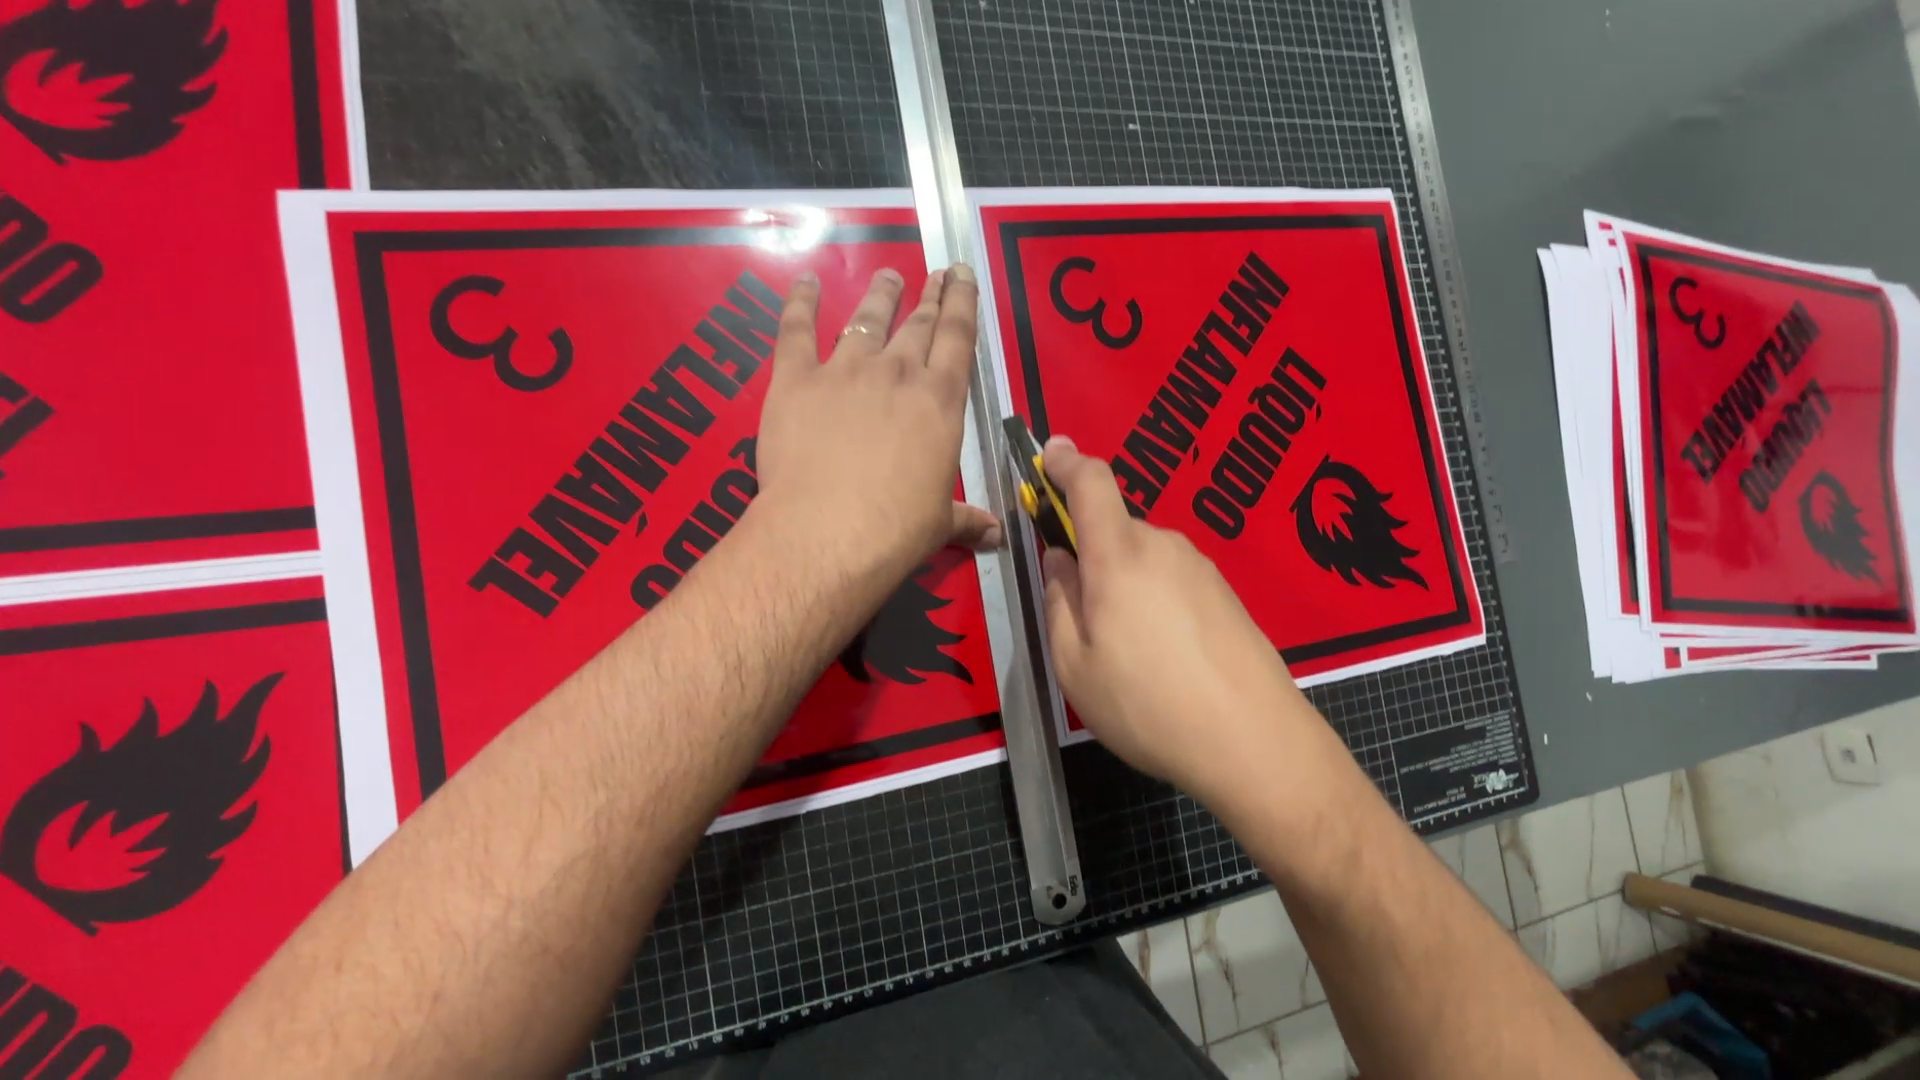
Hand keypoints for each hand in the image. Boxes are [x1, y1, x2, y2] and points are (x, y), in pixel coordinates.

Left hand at [753, 266, 999, 585]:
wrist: (828, 530)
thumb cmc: (896, 530)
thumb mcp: (939, 523)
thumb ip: (965, 518)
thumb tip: (995, 534)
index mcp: (941, 402)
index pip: (958, 339)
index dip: (962, 303)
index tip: (962, 276)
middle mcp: (898, 373)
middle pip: (918, 323)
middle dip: (930, 295)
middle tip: (935, 273)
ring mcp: (845, 371)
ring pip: (866, 319)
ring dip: (879, 294)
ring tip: (887, 276)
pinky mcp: (797, 379)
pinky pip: (797, 330)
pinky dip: (800, 302)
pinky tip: (806, 281)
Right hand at [1038, 437, 1349, 817]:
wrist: (1252, 742)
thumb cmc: (1146, 705)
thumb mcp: (1074, 665)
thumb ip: (1059, 601)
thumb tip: (1060, 559)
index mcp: (1119, 556)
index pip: (1091, 483)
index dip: (1065, 463)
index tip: (1047, 455)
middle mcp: (1163, 547)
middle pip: (1115, 529)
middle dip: (1090, 555)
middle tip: (1081, 619)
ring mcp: (1201, 569)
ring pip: (1143, 558)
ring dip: (1123, 583)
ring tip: (1125, 651)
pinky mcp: (1225, 594)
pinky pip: (1172, 579)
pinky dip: (1153, 600)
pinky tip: (1162, 657)